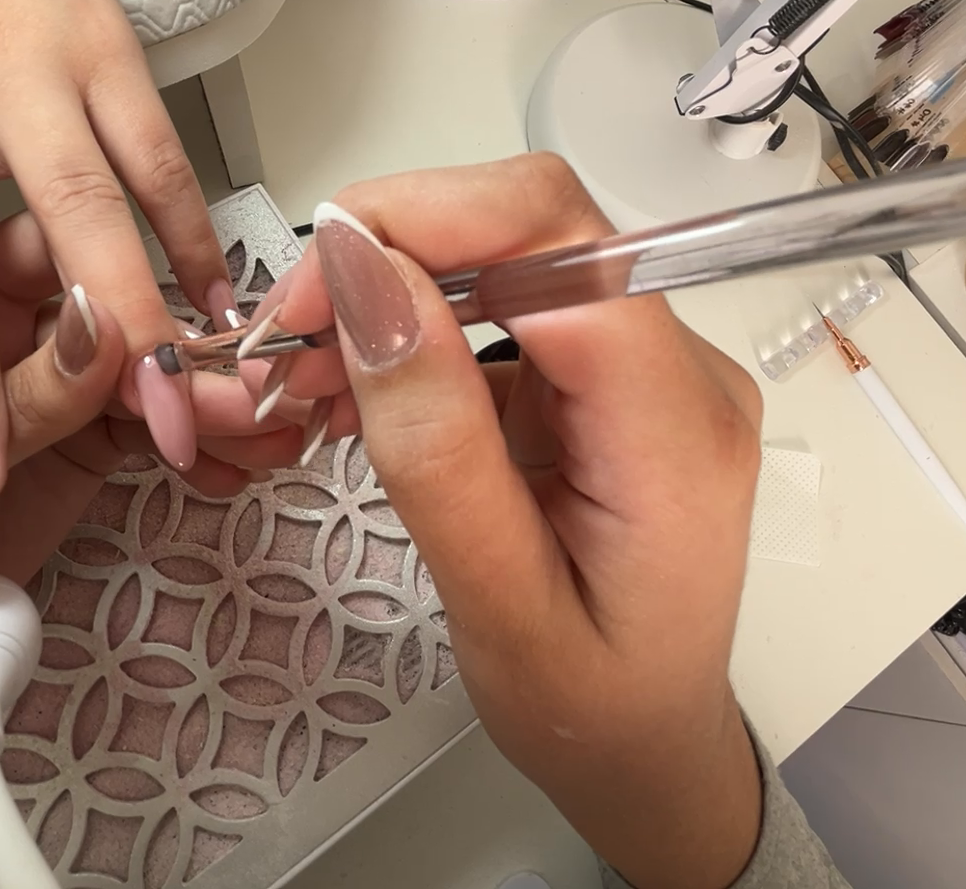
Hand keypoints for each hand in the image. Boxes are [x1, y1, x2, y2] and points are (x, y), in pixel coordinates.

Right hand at [247, 157, 766, 888]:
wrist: (647, 741)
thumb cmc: (588, 706)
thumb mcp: (497, 603)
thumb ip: (437, 444)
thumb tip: (368, 281)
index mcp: (676, 424)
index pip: (559, 239)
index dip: (421, 223)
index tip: (309, 290)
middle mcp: (678, 367)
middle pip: (529, 231)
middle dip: (389, 257)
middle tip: (286, 340)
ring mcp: (642, 365)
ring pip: (503, 263)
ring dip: (389, 297)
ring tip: (306, 379)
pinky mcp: (600, 378)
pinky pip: (501, 314)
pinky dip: (414, 335)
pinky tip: (360, 390)